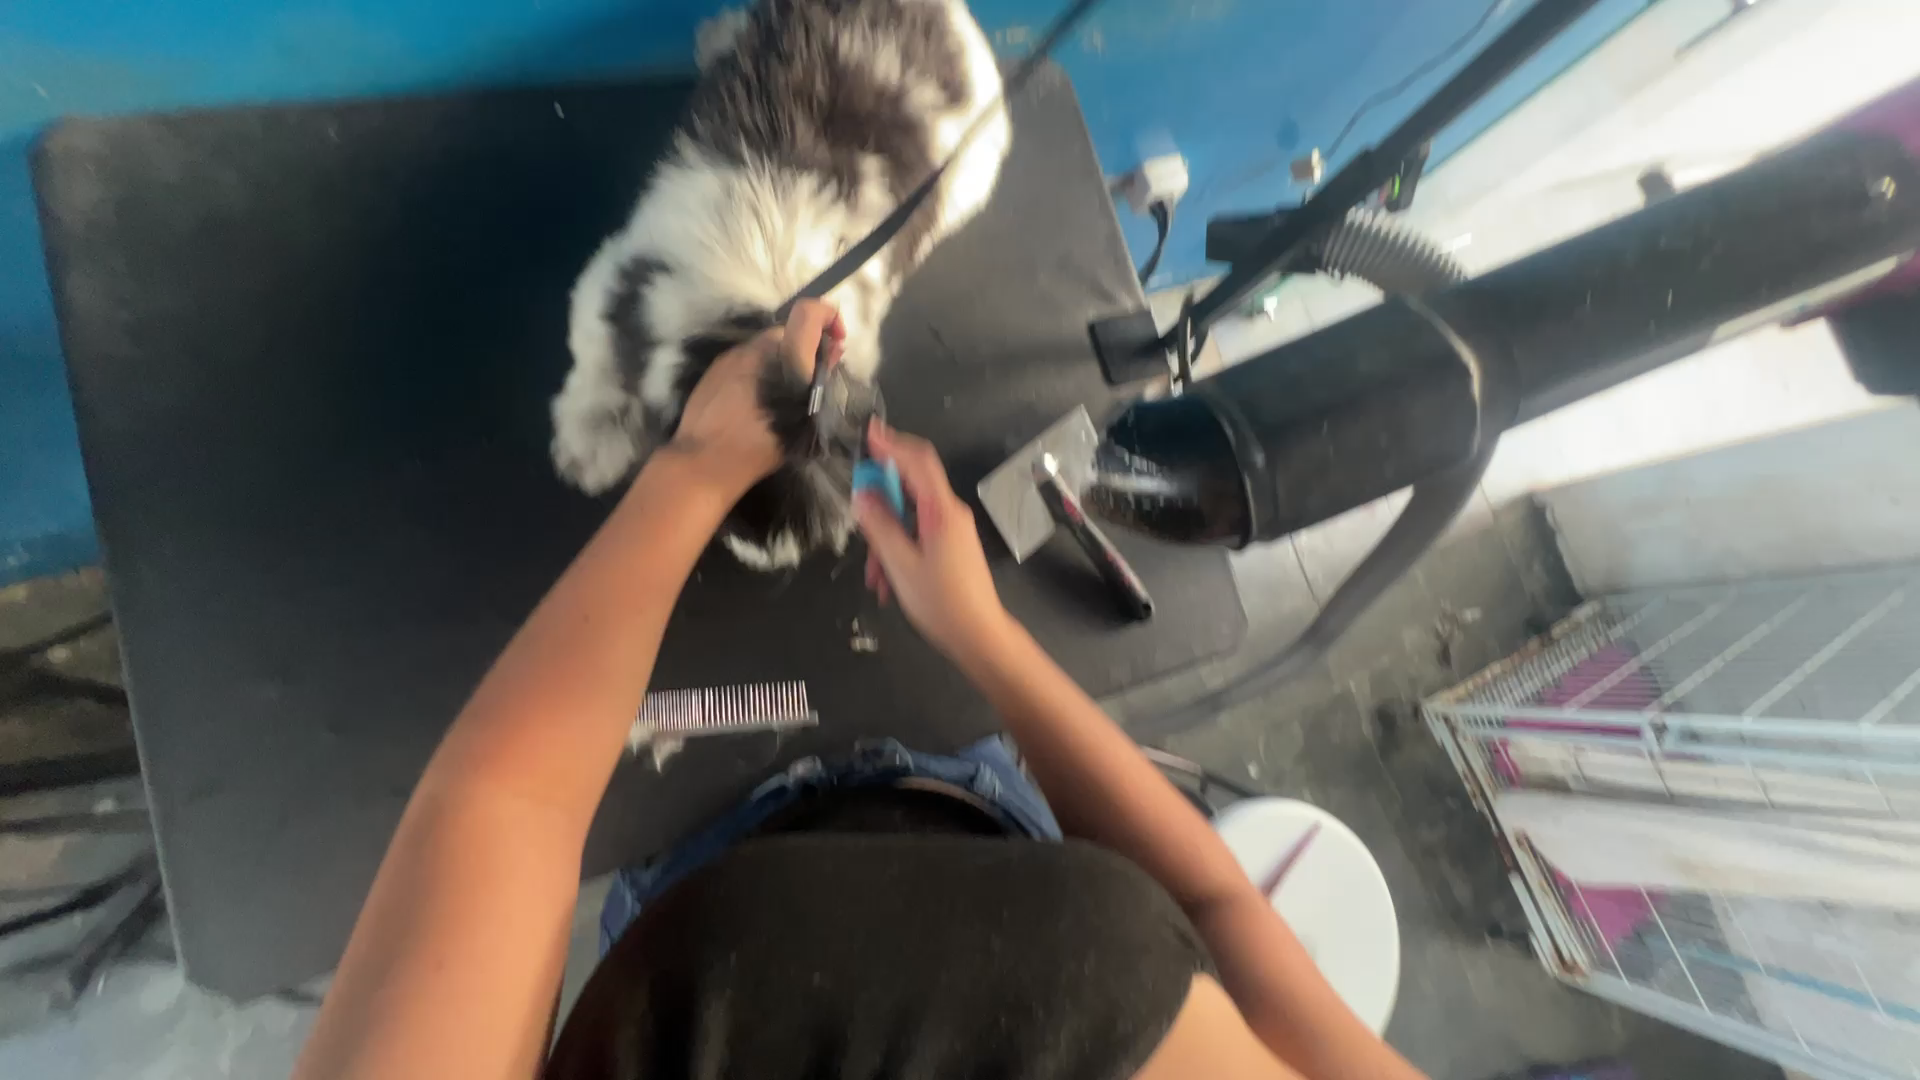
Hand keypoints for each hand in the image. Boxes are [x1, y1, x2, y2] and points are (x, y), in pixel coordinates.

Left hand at [666, 299, 844, 489]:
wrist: (706, 460)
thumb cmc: (762, 447)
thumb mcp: (804, 420)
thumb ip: (821, 380)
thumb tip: (832, 351)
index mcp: (785, 359)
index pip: (809, 312)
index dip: (828, 316)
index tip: (836, 340)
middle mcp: (758, 347)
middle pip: (790, 331)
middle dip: (806, 348)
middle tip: (812, 380)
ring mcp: (734, 354)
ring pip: (768, 346)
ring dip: (782, 360)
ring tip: (782, 394)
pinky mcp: (716, 365)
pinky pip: (747, 358)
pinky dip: (760, 370)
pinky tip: (756, 399)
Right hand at [855, 421, 1011, 661]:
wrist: (978, 636)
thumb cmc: (940, 601)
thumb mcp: (900, 563)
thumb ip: (879, 526)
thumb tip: (863, 494)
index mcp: (941, 510)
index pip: (917, 461)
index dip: (892, 443)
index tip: (868, 432)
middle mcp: (950, 513)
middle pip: (910, 488)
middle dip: (880, 505)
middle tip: (859, 521)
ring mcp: (952, 530)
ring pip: (909, 519)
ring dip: (886, 541)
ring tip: (874, 576)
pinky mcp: (951, 547)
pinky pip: (918, 536)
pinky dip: (899, 552)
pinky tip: (887, 584)